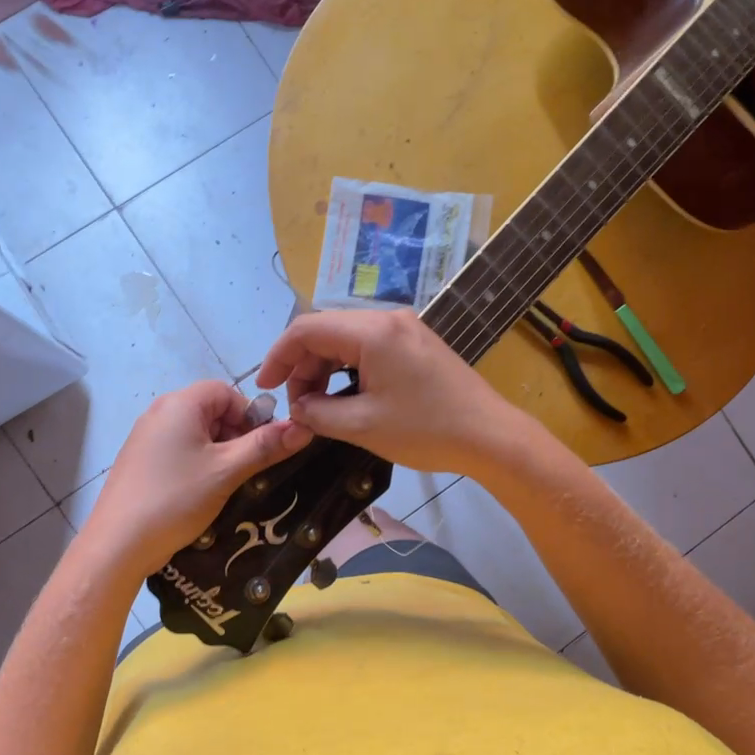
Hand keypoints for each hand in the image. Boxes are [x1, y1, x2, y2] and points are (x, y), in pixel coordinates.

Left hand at [79, 380, 313, 577]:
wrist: (118, 544)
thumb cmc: (176, 499)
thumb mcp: (227, 471)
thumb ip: (266, 446)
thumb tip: (305, 427)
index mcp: (180, 404)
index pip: (227, 392)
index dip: (250, 416)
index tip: (260, 449)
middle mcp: (159, 412)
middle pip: (211, 411)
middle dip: (235, 436)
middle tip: (245, 470)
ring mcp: (145, 437)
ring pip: (195, 433)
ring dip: (217, 454)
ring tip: (224, 485)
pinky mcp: (138, 461)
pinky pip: (177, 450)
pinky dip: (196, 465)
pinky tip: (197, 494)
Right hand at [256, 309, 523, 475]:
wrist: (489, 436)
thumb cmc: (425, 430)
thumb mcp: (362, 426)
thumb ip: (318, 413)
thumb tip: (298, 407)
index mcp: (372, 332)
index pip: (307, 329)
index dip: (278, 357)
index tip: (265, 387)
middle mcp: (387, 319)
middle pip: (326, 331)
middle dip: (302, 367)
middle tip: (297, 407)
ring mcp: (404, 329)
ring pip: (346, 340)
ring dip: (324, 369)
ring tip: (317, 406)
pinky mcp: (415, 344)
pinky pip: (367, 348)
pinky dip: (347, 369)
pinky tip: (343, 396)